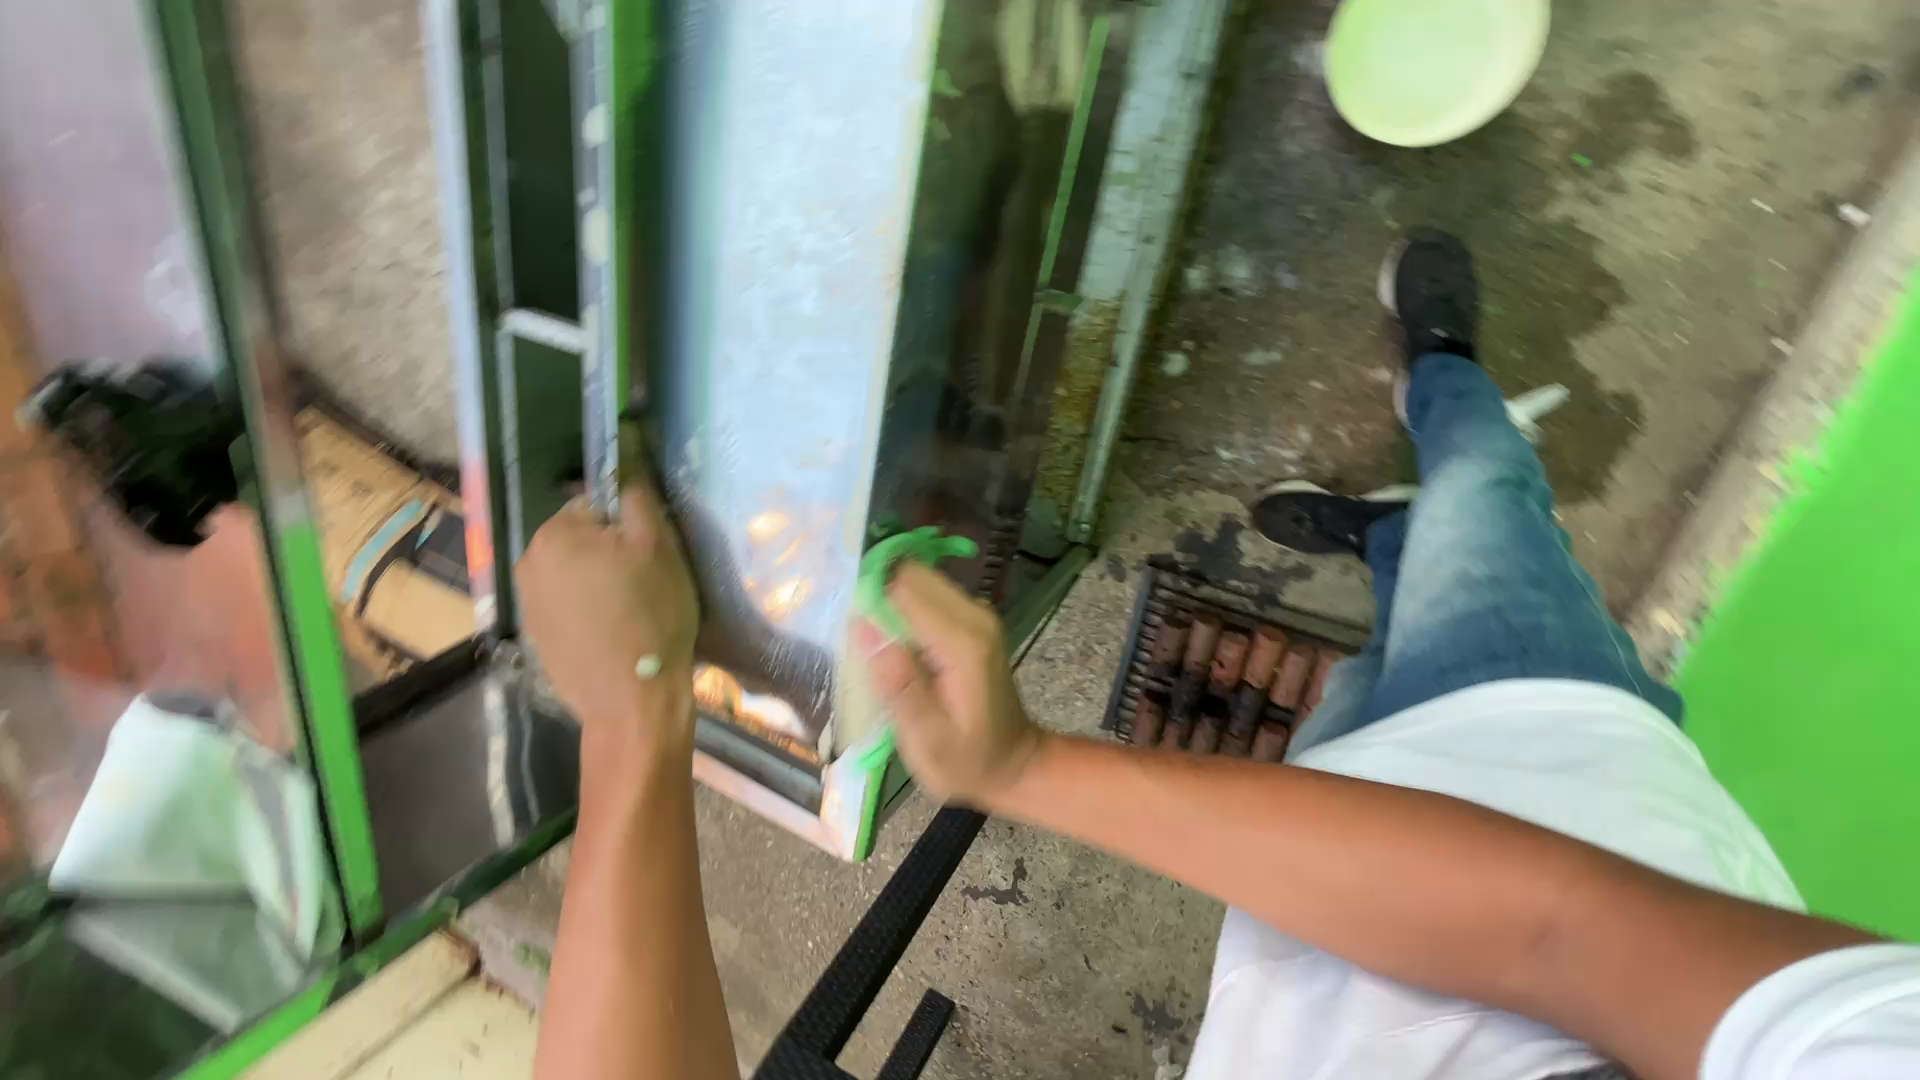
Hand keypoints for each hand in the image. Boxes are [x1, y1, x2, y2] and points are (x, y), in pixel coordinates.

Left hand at [516, 479, 699, 754]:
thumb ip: (637, 492)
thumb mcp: (659, 545)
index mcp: (556, 532)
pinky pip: (567, 605)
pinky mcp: (536, 636)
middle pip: (582, 538)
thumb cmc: (652, 614)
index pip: (598, 504)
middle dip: (611, 552)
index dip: (630, 526)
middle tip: (646, 583)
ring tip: (632, 611)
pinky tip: (614, 633)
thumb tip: (624, 441)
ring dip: (599, 581)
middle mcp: (529, 561)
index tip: (652, 555)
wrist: (632, 699)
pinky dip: (589, 611)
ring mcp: (528, 602)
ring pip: (574, 572)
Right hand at [861, 563, 1044, 806]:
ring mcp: (978, 614)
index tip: (847, 623)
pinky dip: (905, 610)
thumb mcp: (926, 739)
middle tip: (857, 636)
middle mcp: (975, 617)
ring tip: (872, 643)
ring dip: (890, 601)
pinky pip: (929, 596)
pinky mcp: (973, 619)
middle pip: (913, 575)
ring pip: (920, 581)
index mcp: (963, 643)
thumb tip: (863, 626)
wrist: (1014, 764)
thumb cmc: (967, 761)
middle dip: (878, 593)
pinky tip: (894, 646)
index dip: (869, 594)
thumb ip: (897, 682)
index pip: (905, 588)